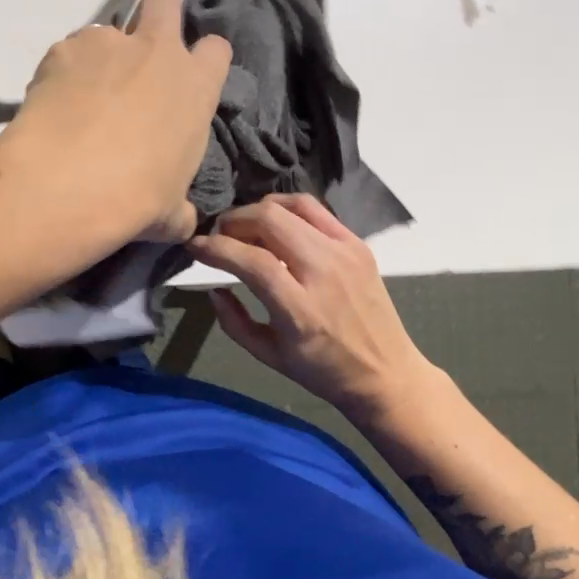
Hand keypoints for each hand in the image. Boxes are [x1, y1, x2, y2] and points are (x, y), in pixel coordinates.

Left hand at [0, 0, 232, 243]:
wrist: (68, 186)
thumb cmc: (135, 202)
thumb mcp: (171, 214)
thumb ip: (180, 208)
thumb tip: (181, 218)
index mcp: (196, 86)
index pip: (216, 49)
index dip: (202, 61)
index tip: (186, 79)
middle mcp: (156, 51)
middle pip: (165, 1)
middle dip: (154, 17)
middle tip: (136, 58)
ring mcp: (107, 43)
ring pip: (107, 30)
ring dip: (99, 56)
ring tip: (80, 97)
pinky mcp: (62, 49)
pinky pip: (66, 52)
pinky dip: (62, 73)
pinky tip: (52, 105)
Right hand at [187, 194, 439, 422]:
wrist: (385, 372)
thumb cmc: (322, 370)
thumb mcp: (267, 355)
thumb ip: (233, 321)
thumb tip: (214, 288)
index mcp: (300, 310)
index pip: (250, 260)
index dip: (215, 247)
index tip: (193, 246)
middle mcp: (323, 272)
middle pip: (268, 220)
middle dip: (232, 221)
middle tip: (218, 236)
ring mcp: (344, 253)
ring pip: (289, 207)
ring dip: (257, 211)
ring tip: (243, 229)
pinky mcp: (357, 244)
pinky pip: (314, 209)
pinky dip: (285, 207)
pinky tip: (273, 221)